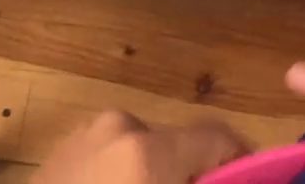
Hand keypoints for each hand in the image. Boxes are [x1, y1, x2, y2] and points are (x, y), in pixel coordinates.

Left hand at [33, 109, 250, 183]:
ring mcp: (83, 136)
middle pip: (179, 148)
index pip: (217, 136)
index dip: (244, 163)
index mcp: (146, 148)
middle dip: (195, 182)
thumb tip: (227, 182)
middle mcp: (118, 127)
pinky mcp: (60, 155)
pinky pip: (111, 163)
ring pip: (144, 156)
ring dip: (159, 183)